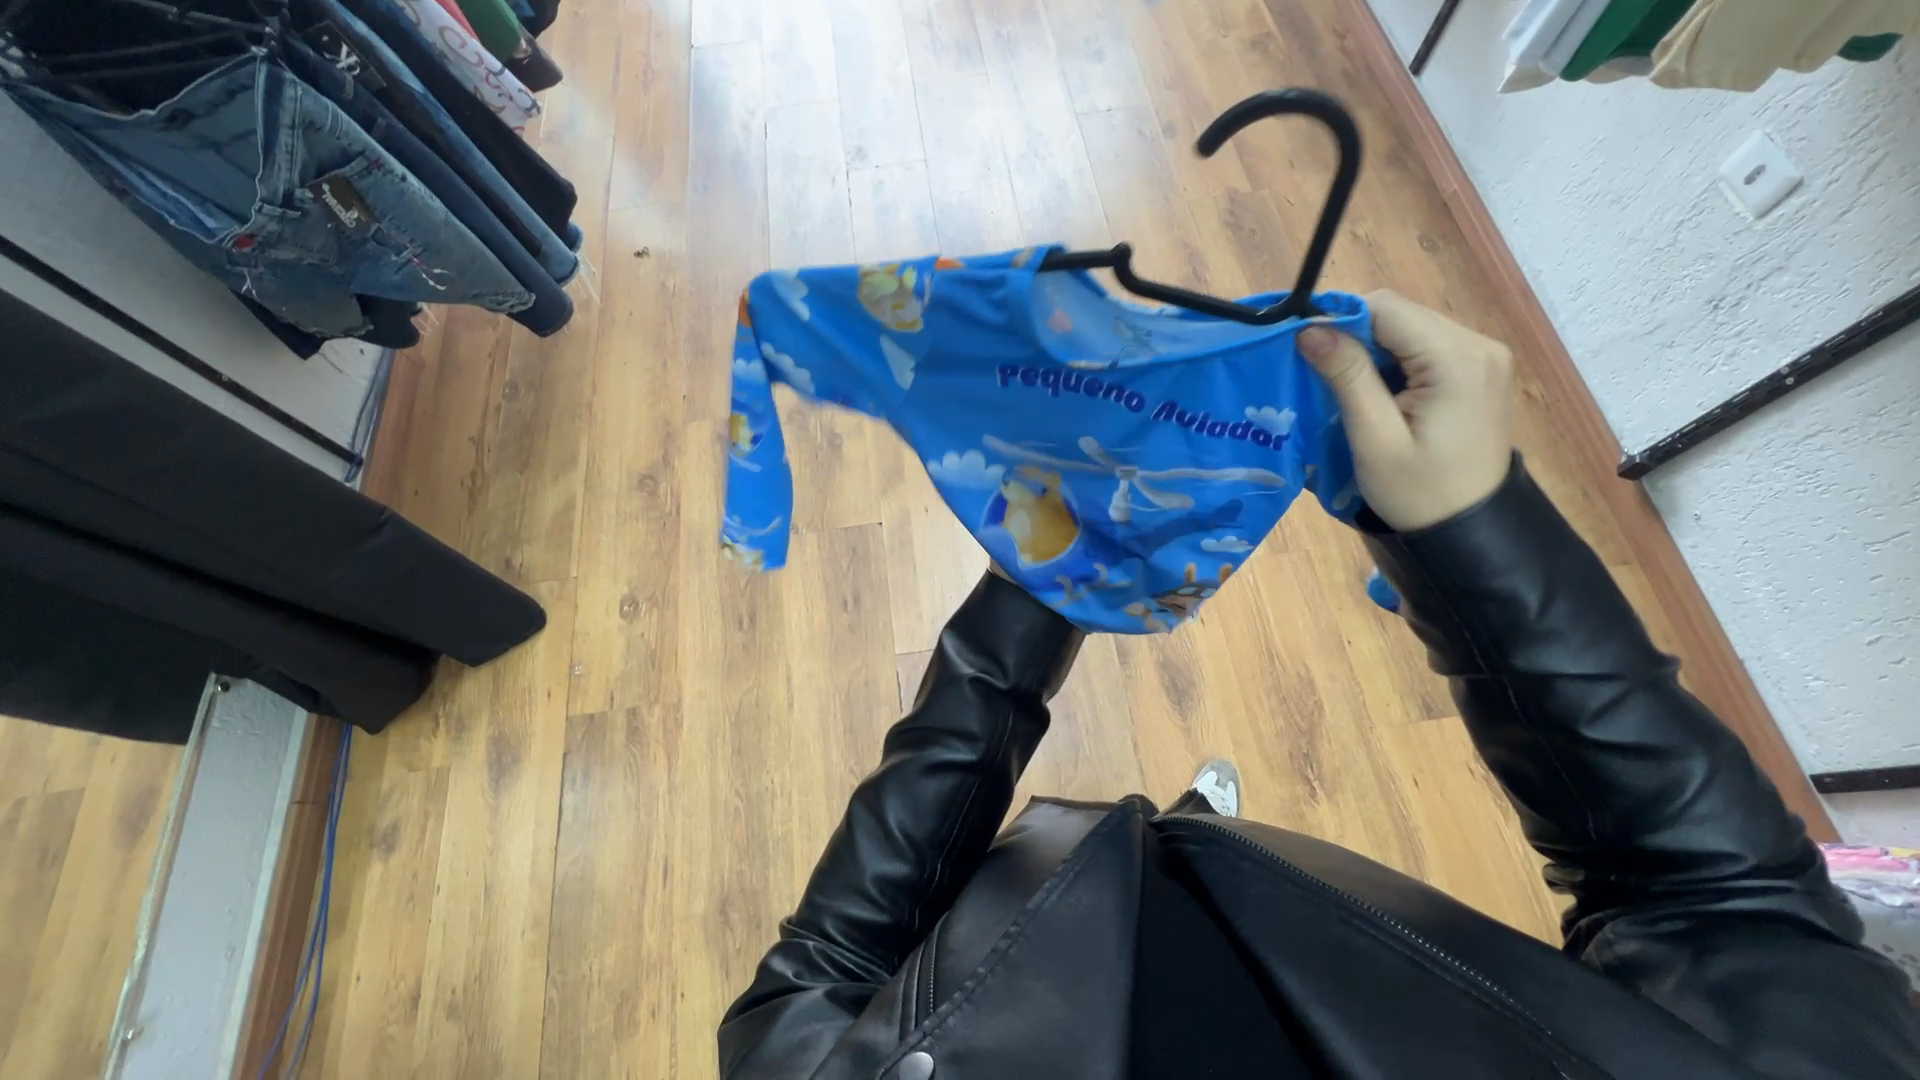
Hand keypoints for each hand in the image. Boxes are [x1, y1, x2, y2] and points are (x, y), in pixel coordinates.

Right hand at [1298, 291, 1513, 531]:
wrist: (1470, 529)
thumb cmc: (1418, 492)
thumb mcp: (1374, 438)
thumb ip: (1347, 377)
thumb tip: (1309, 329)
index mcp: (1457, 359)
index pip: (1385, 308)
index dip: (1338, 320)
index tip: (1304, 349)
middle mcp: (1478, 343)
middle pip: (1398, 314)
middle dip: (1353, 335)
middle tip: (1320, 374)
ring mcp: (1482, 355)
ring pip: (1408, 327)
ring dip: (1370, 349)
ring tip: (1347, 387)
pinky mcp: (1477, 369)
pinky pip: (1423, 346)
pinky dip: (1391, 360)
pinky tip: (1377, 392)